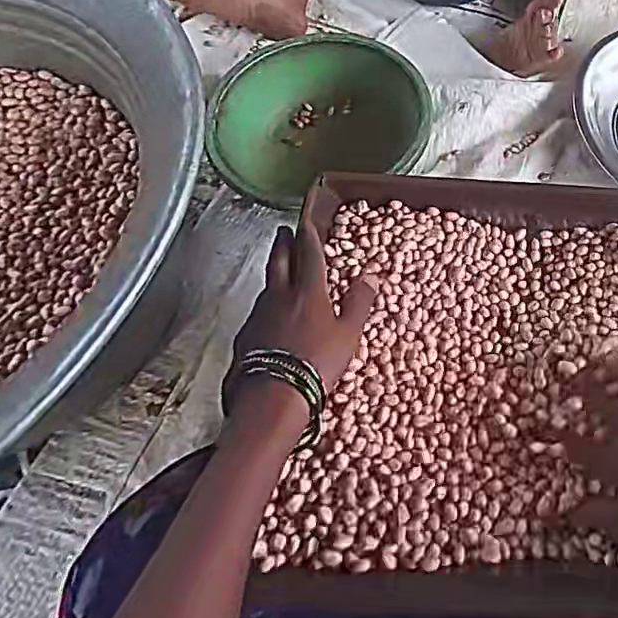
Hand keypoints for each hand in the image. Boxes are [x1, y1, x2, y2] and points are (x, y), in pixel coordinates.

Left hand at [225, 223, 375, 414]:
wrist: (273, 396)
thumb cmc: (317, 362)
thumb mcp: (349, 333)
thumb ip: (359, 302)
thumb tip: (372, 275)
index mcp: (308, 292)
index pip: (309, 255)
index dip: (308, 236)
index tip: (306, 221)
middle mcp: (280, 297)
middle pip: (280, 261)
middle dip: (283, 244)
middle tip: (283, 232)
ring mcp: (259, 316)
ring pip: (267, 285)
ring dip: (274, 273)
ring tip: (280, 270)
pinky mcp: (245, 337)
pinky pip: (258, 311)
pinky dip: (267, 304)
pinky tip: (270, 314)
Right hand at [560, 353, 617, 577]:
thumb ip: (596, 515)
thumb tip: (566, 512)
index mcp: (616, 465)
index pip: (580, 447)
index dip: (564, 435)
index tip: (553, 424)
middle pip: (601, 407)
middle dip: (583, 391)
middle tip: (573, 377)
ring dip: (616, 370)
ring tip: (604, 356)